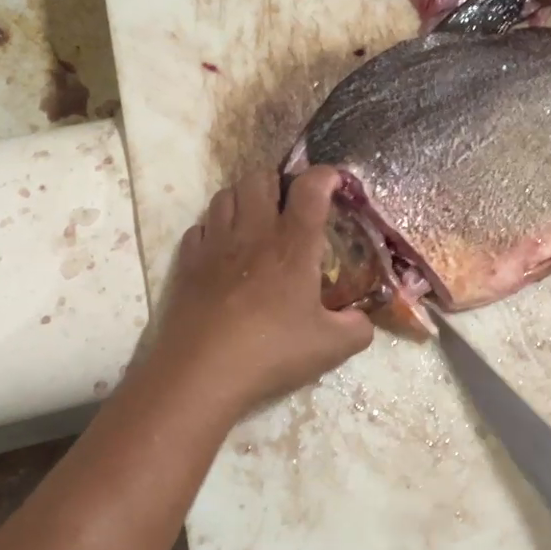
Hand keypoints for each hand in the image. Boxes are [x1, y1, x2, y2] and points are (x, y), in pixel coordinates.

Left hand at [152, 167, 374, 416]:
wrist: (201, 373)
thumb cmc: (271, 353)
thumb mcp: (331, 347)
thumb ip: (357, 328)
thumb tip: (362, 319)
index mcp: (293, 244)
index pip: (310, 188)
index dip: (325, 176)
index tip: (334, 182)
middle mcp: (254, 232)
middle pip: (260, 177)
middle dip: (278, 182)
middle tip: (290, 205)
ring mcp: (216, 244)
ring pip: (226, 194)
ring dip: (244, 198)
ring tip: (256, 221)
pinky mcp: (187, 261)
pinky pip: (200, 226)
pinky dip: (214, 228)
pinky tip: (223, 250)